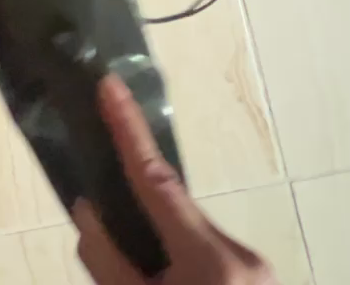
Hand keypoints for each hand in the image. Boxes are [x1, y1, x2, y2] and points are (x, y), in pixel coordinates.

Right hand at [73, 76, 276, 284]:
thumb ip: (108, 262)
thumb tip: (88, 211)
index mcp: (212, 264)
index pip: (156, 180)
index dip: (128, 130)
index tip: (109, 84)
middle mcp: (244, 260)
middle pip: (171, 214)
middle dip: (138, 223)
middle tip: (118, 265)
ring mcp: (262, 275)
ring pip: (190, 241)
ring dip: (161, 255)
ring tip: (145, 283)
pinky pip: (209, 263)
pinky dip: (181, 272)